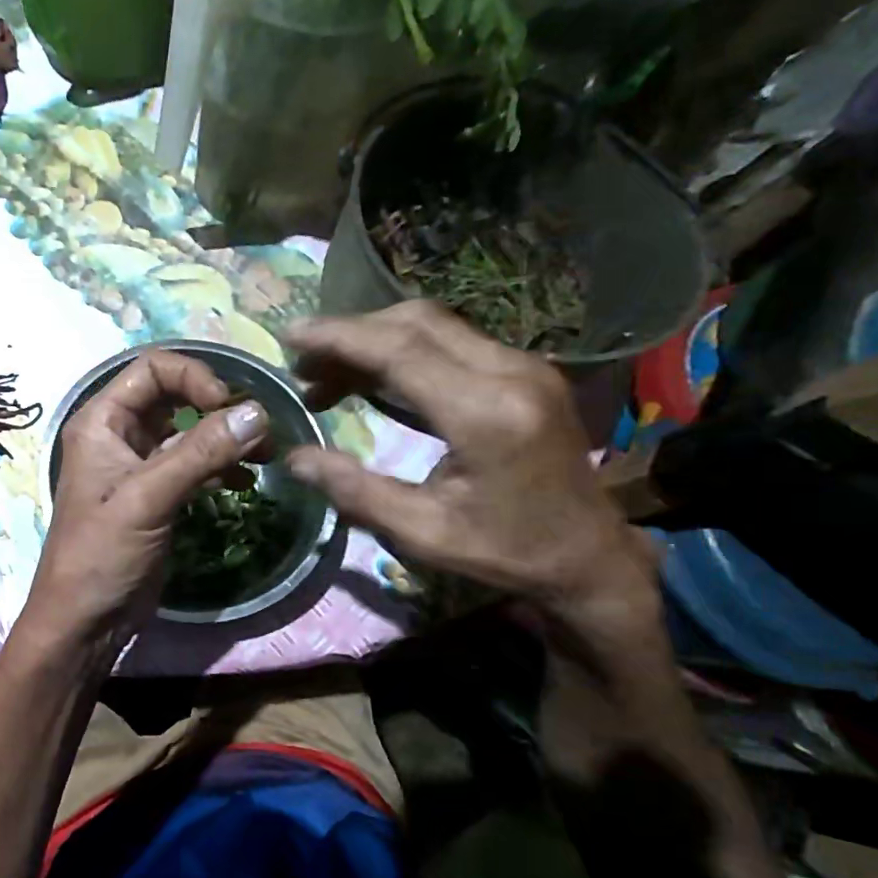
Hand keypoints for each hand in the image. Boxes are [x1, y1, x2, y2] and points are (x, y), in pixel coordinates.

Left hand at [19, 352, 268, 650]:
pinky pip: (194, 467)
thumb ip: (200, 453)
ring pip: (189, 433)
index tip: (228, 406)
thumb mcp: (148, 499)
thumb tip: (257, 412)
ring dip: (226, 439)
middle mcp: (119, 436)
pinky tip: (246, 484)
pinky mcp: (158, 497)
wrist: (84, 621)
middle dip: (219, 407)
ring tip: (267, 457)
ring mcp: (139, 467)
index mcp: (102, 422)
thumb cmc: (101, 555)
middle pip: (176, 397)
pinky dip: (221, 469)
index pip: (153, 370)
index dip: (194, 377)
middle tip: (261, 432)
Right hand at [284, 300, 652, 623]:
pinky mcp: (522, 371)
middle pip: (415, 323)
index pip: (400, 350)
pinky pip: (450, 341)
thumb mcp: (421, 533)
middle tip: (300, 364)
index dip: (338, 337)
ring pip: (432, 325)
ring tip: (323, 375)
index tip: (288, 336)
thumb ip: (355, 491)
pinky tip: (366, 379)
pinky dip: (398, 351)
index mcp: (485, 414)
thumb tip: (293, 457)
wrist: (588, 554)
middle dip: (349, 334)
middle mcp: (510, 373)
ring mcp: (522, 366)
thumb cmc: (504, 550)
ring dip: (371, 340)